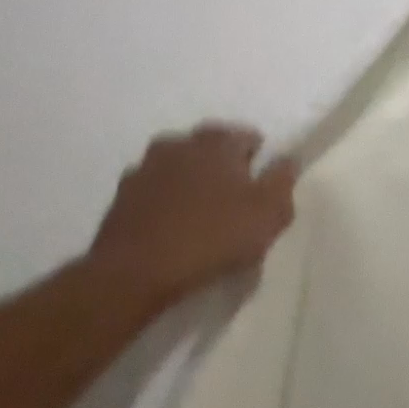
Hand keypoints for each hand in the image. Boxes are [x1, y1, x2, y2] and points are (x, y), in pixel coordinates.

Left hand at [87, 122, 297, 304]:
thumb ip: (282, 180)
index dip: (260, 159)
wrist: (136, 271)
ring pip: (179, 166)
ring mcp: (145, 168)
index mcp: (217, 143)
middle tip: (236, 199)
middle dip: (224, 165)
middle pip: (210, 147)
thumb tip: (287, 159)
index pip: (246, 136)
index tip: (264, 186)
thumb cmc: (215, 237)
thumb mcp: (270, 213)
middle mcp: (178, 145)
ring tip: (204, 213)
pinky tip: (174, 226)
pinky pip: (155, 190)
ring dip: (192, 181)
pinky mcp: (121, 196)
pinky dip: (167, 200)